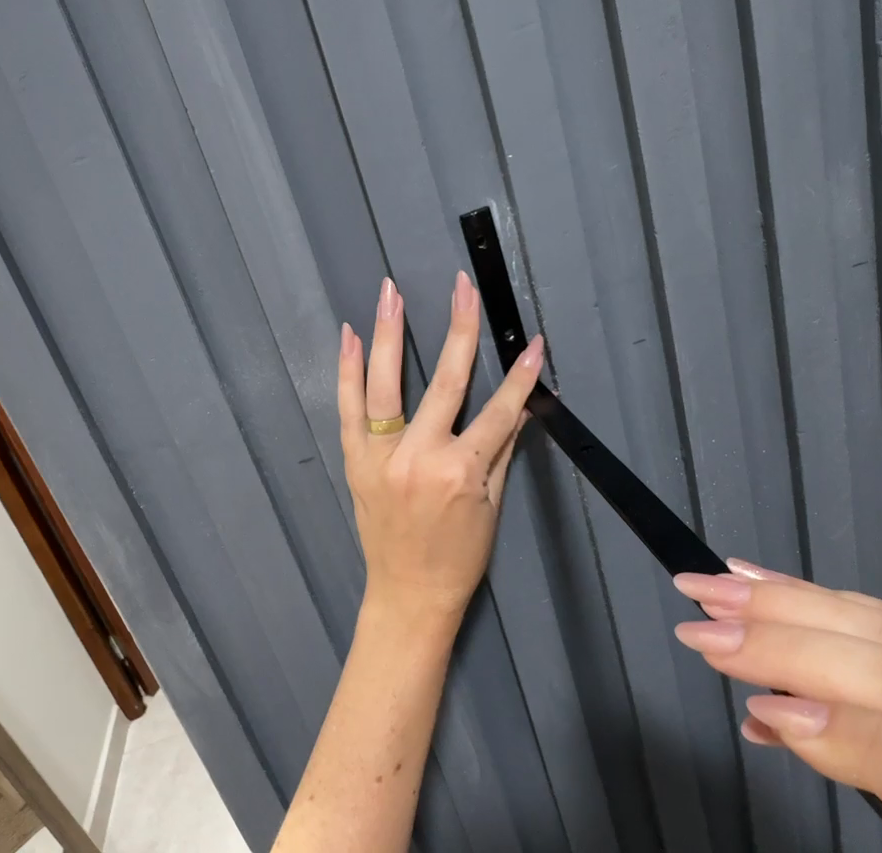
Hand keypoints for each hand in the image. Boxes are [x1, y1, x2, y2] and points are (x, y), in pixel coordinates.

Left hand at [336, 273, 543, 619]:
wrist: (408, 596)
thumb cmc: (459, 556)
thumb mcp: (491, 505)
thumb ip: (501, 448)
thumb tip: (522, 404)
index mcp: (461, 471)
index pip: (499, 411)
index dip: (519, 376)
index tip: (532, 341)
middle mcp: (420, 457)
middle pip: (446, 382)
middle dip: (459, 329)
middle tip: (462, 287)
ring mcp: (381, 456)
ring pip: (385, 385)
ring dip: (390, 334)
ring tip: (390, 291)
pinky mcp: (355, 461)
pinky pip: (349, 409)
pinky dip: (348, 371)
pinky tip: (350, 335)